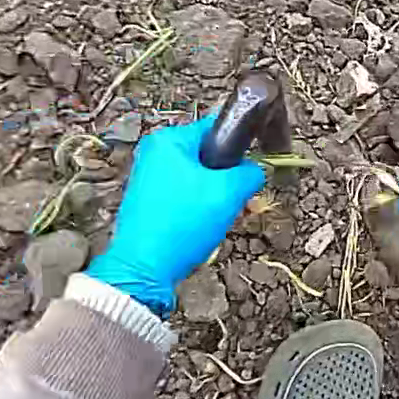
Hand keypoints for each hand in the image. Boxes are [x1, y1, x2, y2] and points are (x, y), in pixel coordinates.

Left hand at [85, 115, 265, 313]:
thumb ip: (250, 172)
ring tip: (217, 216)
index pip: (217, 129)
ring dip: (217, 196)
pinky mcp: (150, 200)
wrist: (144, 269)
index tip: (247, 172)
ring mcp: (150, 177)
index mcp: (169, 141)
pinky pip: (188, 194)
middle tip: (233, 199)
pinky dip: (201, 207)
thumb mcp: (229, 192)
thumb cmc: (183, 223)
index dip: (239, 149)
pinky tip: (203, 225)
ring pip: (202, 178)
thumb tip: (254, 170)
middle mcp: (155, 153)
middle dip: (228, 179)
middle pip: (211, 156)